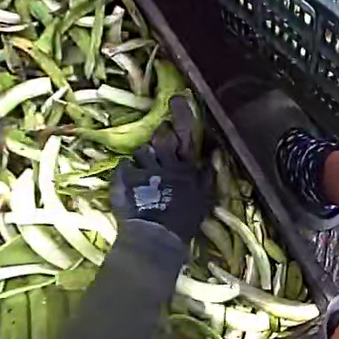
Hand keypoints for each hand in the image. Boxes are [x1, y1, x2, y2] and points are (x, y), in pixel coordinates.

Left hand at [108, 99, 211, 241]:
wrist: (156, 240)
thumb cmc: (184, 221)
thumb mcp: (205, 198)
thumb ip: (209, 174)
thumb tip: (216, 152)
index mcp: (186, 167)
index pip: (186, 133)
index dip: (182, 114)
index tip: (178, 99)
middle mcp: (165, 164)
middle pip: (160, 136)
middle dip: (160, 134)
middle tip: (160, 139)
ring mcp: (144, 171)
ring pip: (141, 149)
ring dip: (143, 156)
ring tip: (145, 167)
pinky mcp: (124, 180)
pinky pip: (123, 165)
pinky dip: (125, 170)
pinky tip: (128, 181)